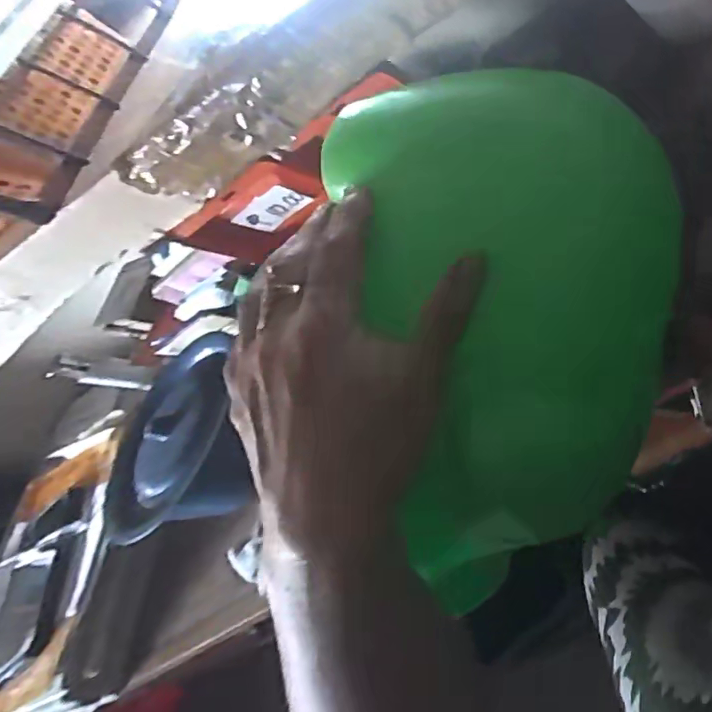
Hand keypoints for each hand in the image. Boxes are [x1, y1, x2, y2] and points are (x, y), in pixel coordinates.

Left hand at [225, 188, 484, 565]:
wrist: (324, 519)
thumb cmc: (382, 445)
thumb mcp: (424, 377)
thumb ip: (446, 313)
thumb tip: (474, 258)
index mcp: (324, 325)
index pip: (337, 255)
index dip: (351, 219)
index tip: (360, 192)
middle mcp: (278, 334)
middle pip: (291, 266)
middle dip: (314, 232)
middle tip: (332, 212)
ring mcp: (249, 364)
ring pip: (257, 294)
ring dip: (281, 263)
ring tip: (299, 248)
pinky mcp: (237, 392)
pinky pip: (240, 330)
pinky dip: (257, 304)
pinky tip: (265, 309)